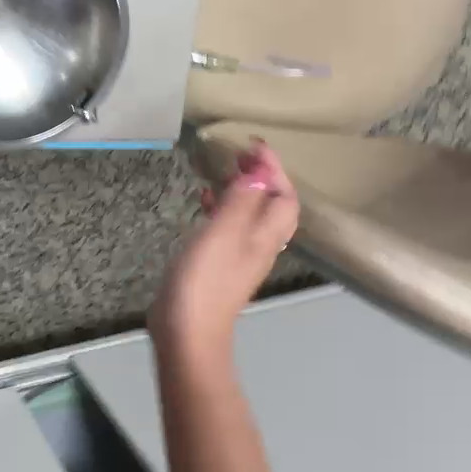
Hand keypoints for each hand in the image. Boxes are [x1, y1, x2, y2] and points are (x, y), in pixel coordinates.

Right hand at [151, 141, 298, 356]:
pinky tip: (202, 199)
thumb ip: (241, 202)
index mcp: (264, 236)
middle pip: (273, 205)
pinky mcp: (217, 261)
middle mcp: (258, 244)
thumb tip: (260, 171)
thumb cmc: (204, 278)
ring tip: (221, 168)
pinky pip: (228, 224)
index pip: (283, 197)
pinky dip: (222, 205)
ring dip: (242, 188)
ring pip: (251, 213)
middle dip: (262, 175)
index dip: (274, 169)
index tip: (254, 143)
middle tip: (239, 152)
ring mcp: (238, 254)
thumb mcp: (222, 233)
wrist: (187, 328)